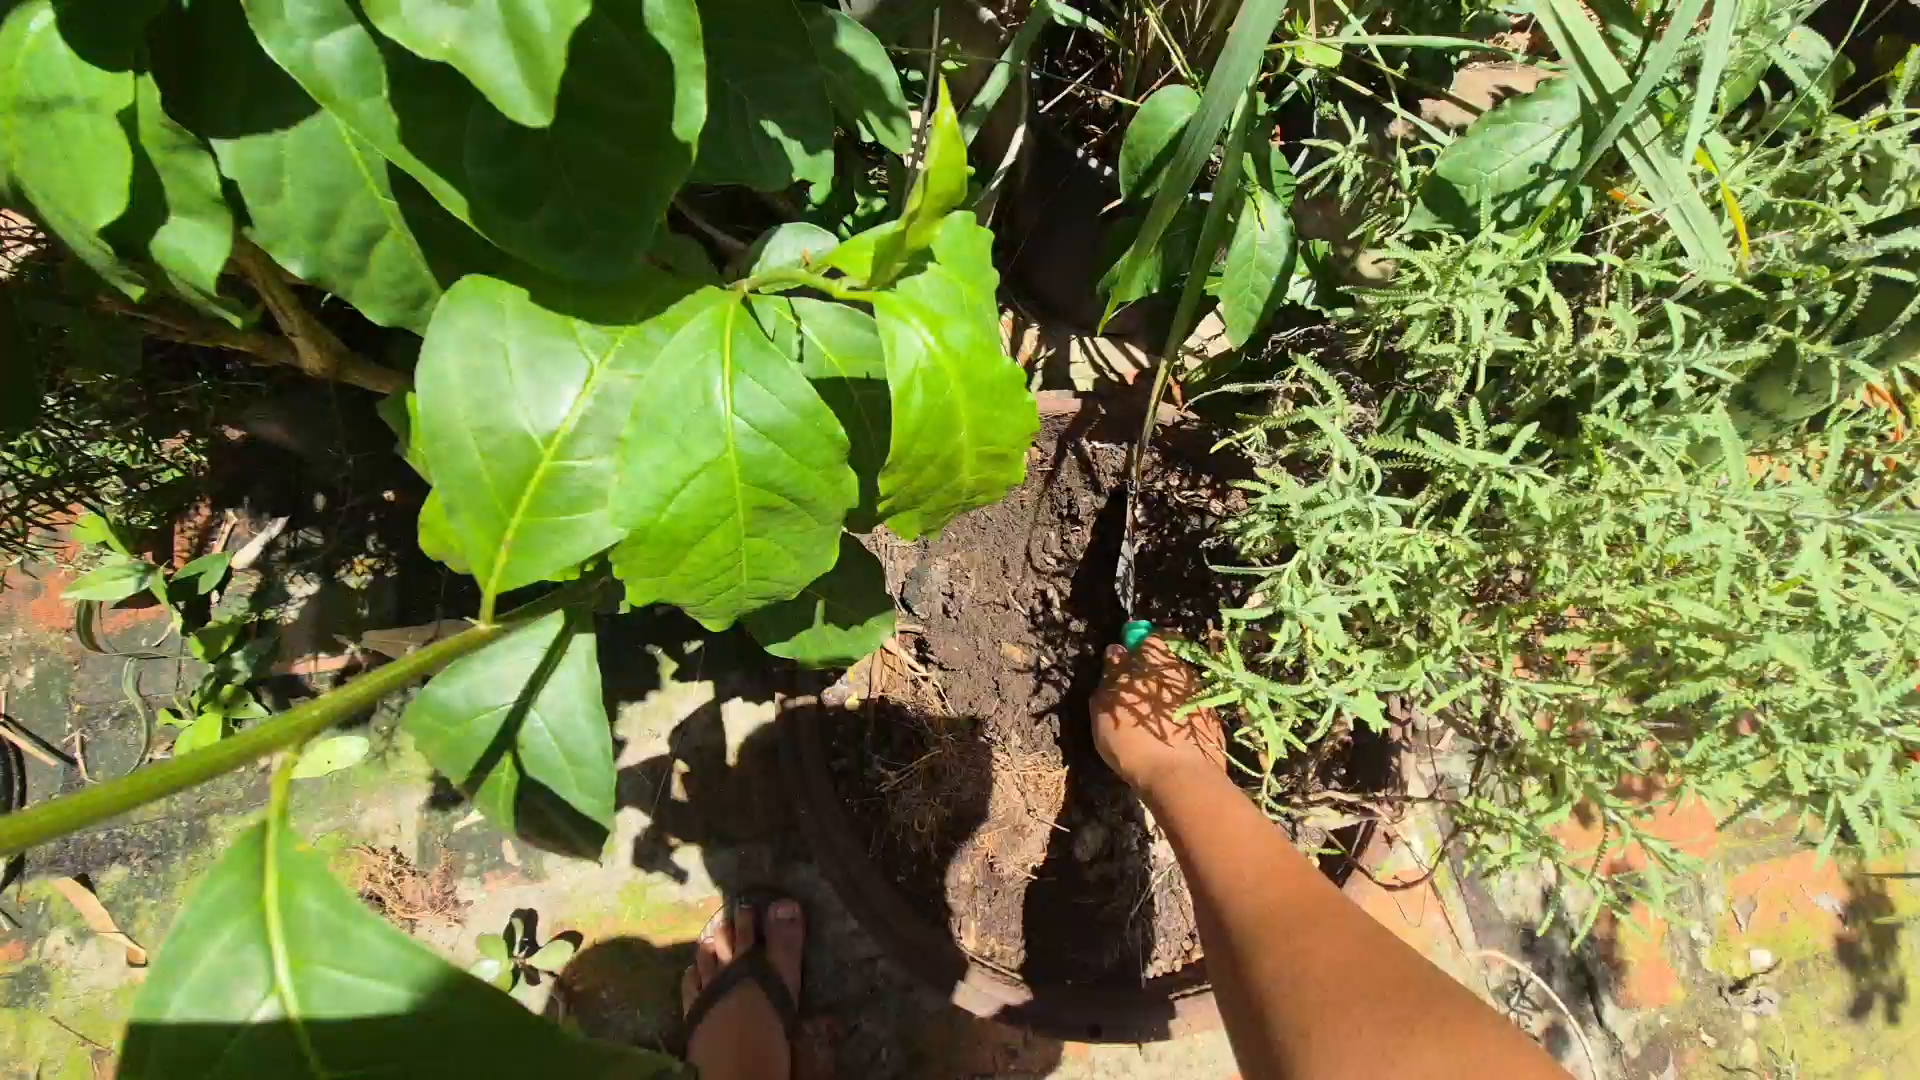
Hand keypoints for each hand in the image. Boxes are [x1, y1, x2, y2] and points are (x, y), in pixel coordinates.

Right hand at [1091, 636, 1225, 795]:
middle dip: (1151, 674)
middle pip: (1165, 664)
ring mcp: (1201, 698)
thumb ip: (1111, 675)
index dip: (1137, 645)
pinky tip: (1169, 738)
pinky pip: (1191, 711)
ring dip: (1166, 698)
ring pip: (1179, 688)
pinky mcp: (1213, 723)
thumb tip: (1117, 652)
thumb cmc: (1133, 738)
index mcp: (1155, 662)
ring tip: (1151, 721)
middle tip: (1134, 696)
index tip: (1125, 660)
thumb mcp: (1105, 707)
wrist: (1179, 778)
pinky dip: (1180, 718)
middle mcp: (1182, 672)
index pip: (1149, 638)